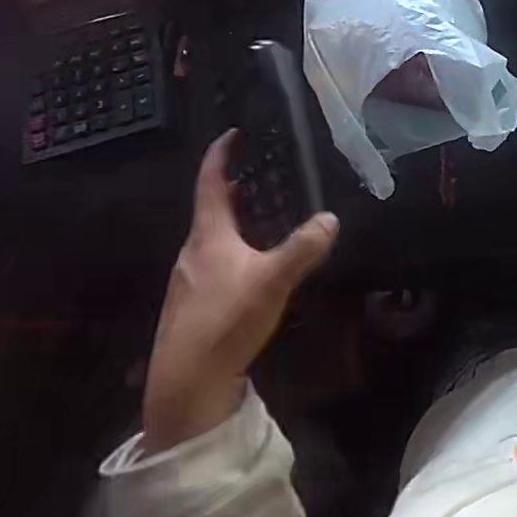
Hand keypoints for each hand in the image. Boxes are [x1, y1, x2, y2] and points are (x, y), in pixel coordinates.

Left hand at [141, 131, 339, 452]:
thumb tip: (330, 218)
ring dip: (237, 223)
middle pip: (213, 211)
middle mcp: (193, 252)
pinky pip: (216, 263)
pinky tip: (255, 270)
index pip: (211, 184)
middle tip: (266, 177)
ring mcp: (190, 279)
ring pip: (214, 239)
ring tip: (267, 219)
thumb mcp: (273, 282)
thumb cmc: (225, 320)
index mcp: (208, 236)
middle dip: (237, 190)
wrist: (186, 381)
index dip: (220, 156)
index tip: (232, 134)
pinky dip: (236, 251)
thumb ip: (303, 249)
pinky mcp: (194, 303)